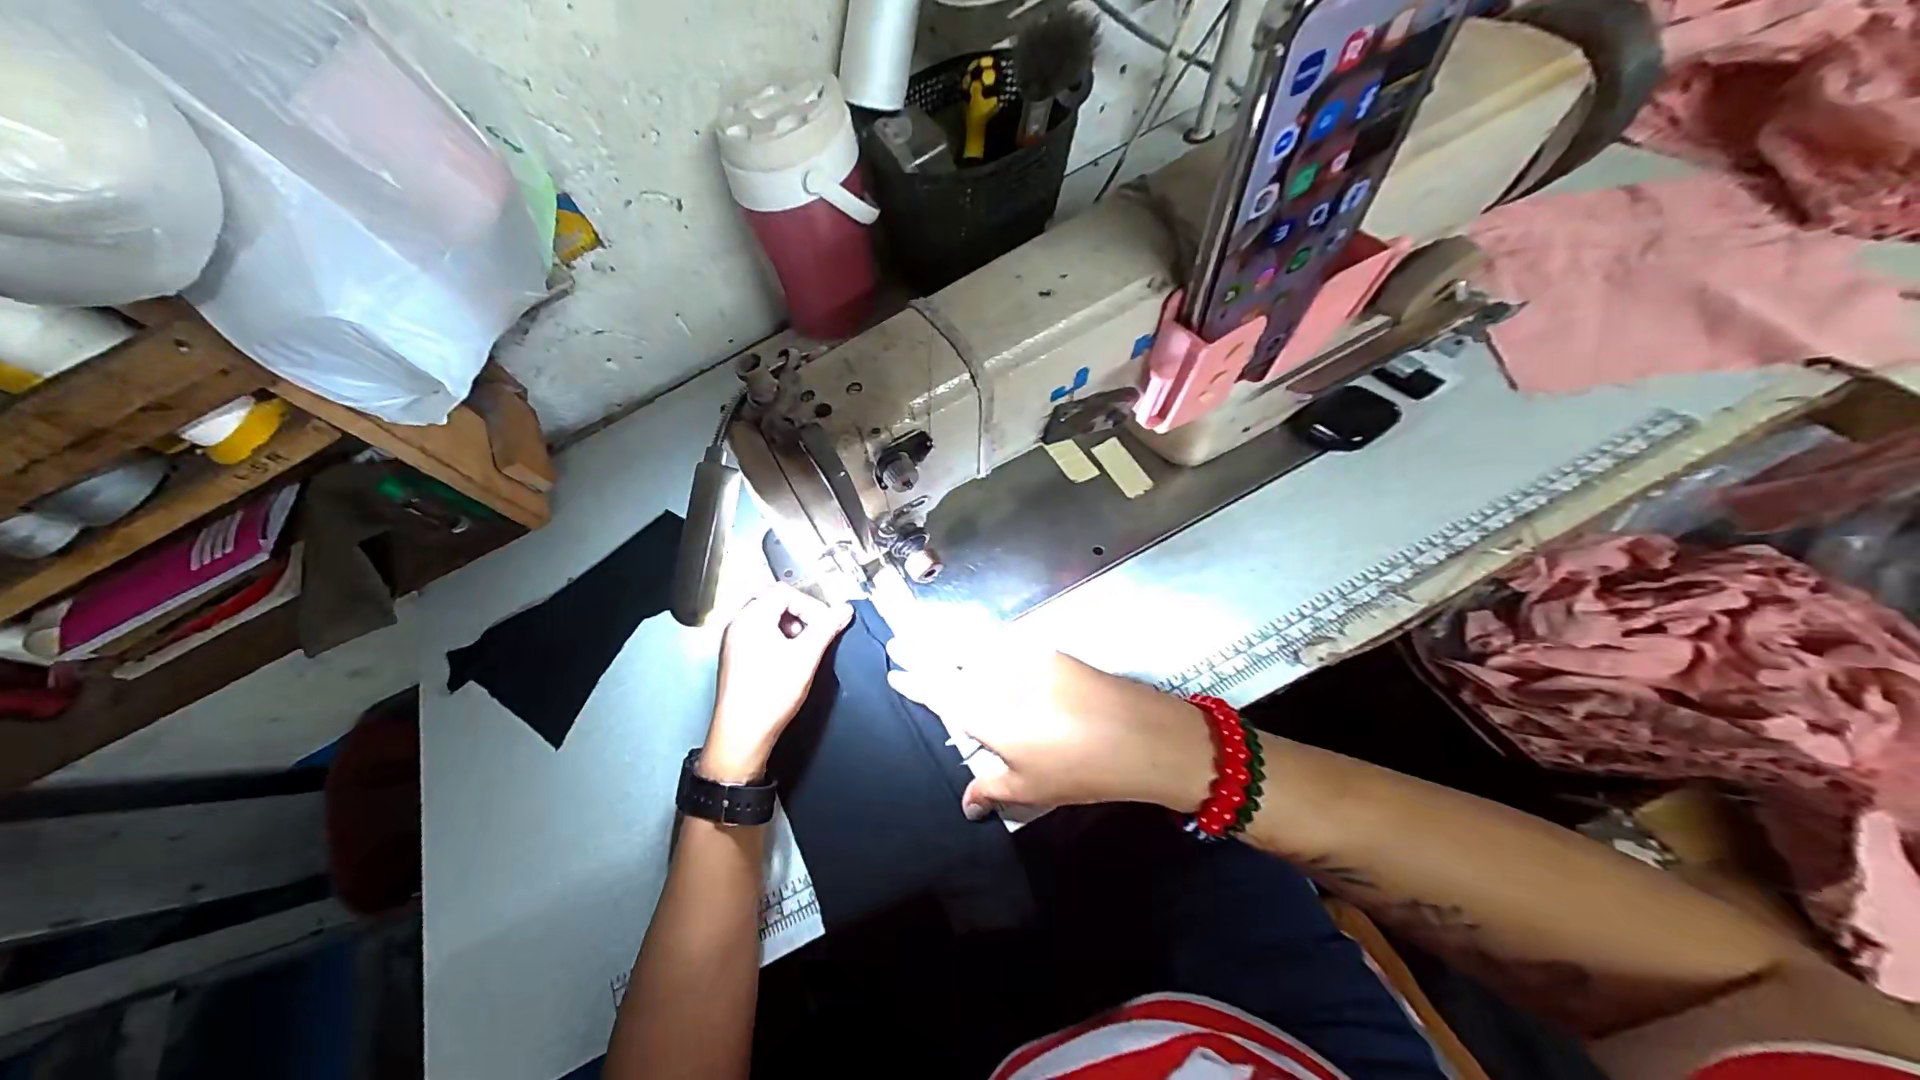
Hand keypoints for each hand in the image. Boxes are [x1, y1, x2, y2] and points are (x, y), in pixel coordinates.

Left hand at [702, 584, 852, 782]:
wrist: (742, 733)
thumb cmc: (768, 696)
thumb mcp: (806, 656)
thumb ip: (827, 628)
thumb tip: (843, 611)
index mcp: (751, 618)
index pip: (785, 592)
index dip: (810, 605)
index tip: (825, 623)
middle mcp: (738, 625)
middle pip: (774, 601)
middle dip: (800, 613)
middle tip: (815, 631)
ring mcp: (734, 642)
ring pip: (766, 618)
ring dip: (790, 626)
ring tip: (804, 648)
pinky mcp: (735, 658)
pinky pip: (759, 635)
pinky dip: (777, 639)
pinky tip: (789, 659)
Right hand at [885, 636, 1214, 819]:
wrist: (1141, 735)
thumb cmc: (1080, 770)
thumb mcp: (1030, 788)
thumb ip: (990, 788)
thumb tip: (968, 801)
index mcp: (986, 713)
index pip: (939, 692)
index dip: (914, 681)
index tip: (896, 672)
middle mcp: (1000, 677)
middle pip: (952, 656)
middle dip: (923, 648)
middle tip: (901, 641)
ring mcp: (1027, 659)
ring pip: (978, 644)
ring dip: (953, 642)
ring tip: (936, 641)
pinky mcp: (1051, 651)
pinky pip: (1008, 643)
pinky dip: (989, 644)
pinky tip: (988, 650)